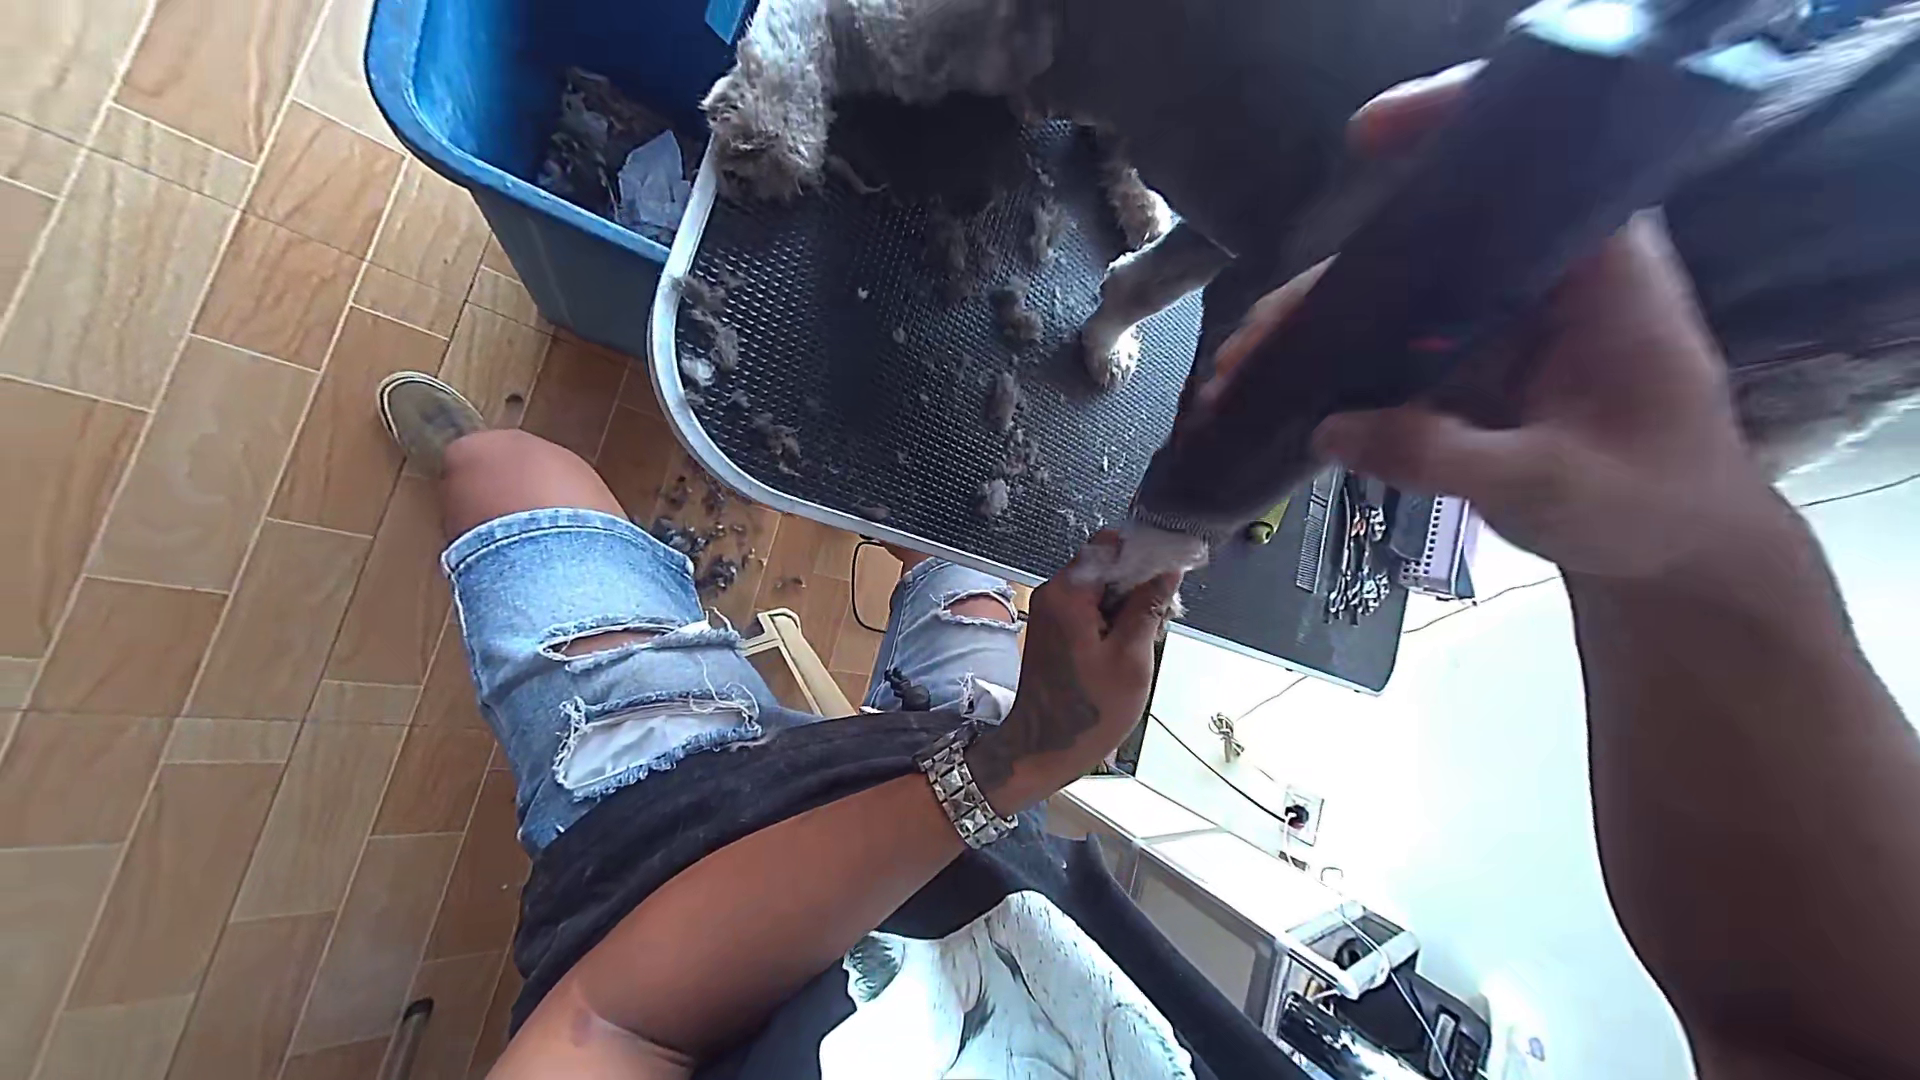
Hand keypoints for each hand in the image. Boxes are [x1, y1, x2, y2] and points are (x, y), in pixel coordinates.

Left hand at [967, 534, 1180, 813]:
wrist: (1045, 745)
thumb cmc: (1088, 710)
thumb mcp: (1131, 657)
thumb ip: (1148, 606)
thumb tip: (1167, 571)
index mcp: (1067, 593)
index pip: (1109, 545)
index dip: (1144, 553)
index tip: (1172, 569)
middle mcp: (1052, 593)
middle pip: (1103, 565)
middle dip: (1136, 583)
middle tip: (1160, 614)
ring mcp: (1049, 610)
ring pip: (1097, 586)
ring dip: (1125, 603)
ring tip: (1143, 637)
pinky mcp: (1052, 627)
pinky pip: (1086, 606)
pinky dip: (1109, 617)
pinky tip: (1125, 644)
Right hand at [1236, 65, 1790, 579]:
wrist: (1665, 552)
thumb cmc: (1646, 504)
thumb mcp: (1548, 482)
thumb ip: (1439, 456)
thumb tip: (1325, 431)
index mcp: (1591, 283)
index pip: (1527, 177)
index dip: (1451, 132)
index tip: (1364, 138)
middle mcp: (1529, 293)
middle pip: (1407, 261)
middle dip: (1313, 295)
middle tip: (1242, 348)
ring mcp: (1485, 336)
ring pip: (1378, 313)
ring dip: (1299, 340)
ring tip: (1230, 382)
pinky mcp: (1455, 377)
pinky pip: (1374, 360)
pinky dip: (1318, 376)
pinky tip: (1268, 400)